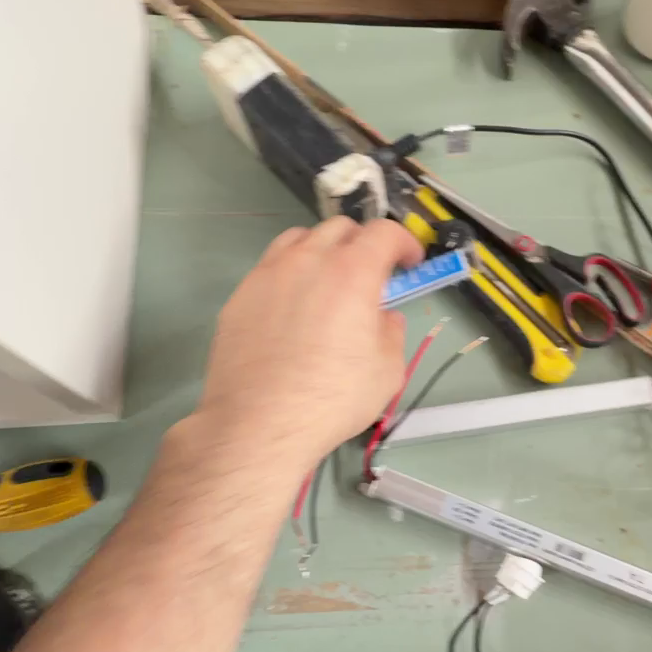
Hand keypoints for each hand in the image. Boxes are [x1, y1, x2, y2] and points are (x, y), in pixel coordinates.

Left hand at [192, 217, 421, 471]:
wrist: (259, 424)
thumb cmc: (333, 399)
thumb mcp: (387, 371)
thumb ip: (391, 332)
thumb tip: (384, 318)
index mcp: (352, 273)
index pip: (384, 233)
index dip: (405, 243)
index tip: (410, 264)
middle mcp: (308, 261)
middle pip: (341, 228)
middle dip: (364, 244)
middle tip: (372, 276)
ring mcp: (268, 274)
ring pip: (300, 239)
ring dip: (324, 251)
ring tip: (329, 282)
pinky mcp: (240, 295)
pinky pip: (271, 267)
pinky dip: (292, 273)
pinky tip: (294, 307)